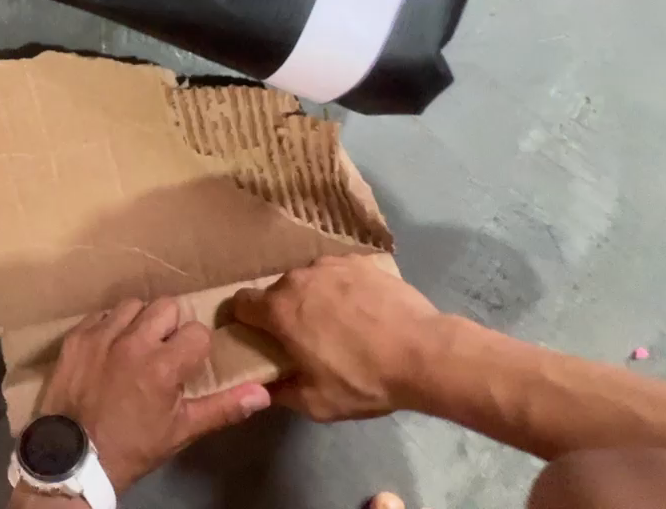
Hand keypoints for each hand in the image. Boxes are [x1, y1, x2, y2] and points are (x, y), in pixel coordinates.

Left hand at [35, 297, 271, 491]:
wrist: (75, 456)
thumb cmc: (134, 445)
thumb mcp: (182, 431)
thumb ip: (223, 408)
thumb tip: (262, 393)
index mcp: (162, 366)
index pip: (197, 332)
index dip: (198, 346)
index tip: (190, 362)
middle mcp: (132, 342)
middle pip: (167, 306)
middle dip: (172, 325)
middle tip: (166, 348)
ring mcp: (101, 335)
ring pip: (133, 304)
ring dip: (141, 320)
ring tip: (138, 345)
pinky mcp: (77, 335)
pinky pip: (102, 314)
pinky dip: (111, 326)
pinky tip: (111, 347)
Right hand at [230, 256, 445, 421]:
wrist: (425, 354)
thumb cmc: (365, 379)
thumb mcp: (318, 404)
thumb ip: (281, 393)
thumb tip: (261, 387)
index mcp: (278, 310)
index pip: (240, 303)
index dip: (244, 319)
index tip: (256, 334)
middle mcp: (295, 279)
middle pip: (277, 292)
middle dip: (286, 312)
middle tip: (308, 338)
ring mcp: (328, 265)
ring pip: (308, 281)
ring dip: (315, 298)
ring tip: (342, 324)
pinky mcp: (357, 261)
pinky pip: (338, 273)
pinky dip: (343, 288)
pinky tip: (364, 309)